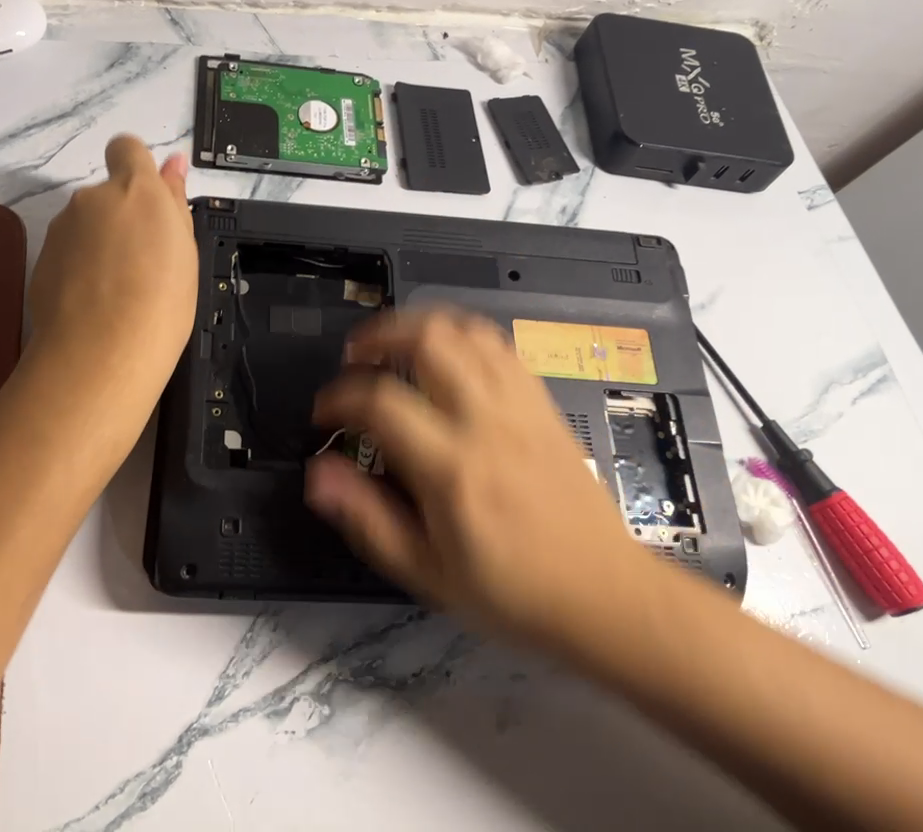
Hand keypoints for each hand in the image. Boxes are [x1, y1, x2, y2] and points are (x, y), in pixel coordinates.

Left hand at [27, 136, 196, 392]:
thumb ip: (173, 200)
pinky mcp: (41, 261)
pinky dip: (81, 271)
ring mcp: (61, 230)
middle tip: (145, 264)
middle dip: (122, 219)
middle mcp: (92, 199)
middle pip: (107, 196)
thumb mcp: (184, 248)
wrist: (103, 353)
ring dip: (101, 247)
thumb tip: (172, 164)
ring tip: (122, 292)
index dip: (136, 169)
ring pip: (86, 227)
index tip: (149, 202)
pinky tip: (96, 306)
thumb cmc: (162, 301)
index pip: (127, 149)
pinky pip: (68, 255)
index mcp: (134, 189)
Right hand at [306, 308, 658, 653]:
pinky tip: (447, 359)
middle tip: (355, 358)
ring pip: (466, 330)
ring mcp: (521, 408)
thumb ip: (368, 517)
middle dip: (378, 335)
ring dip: (420, 327)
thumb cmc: (511, 592)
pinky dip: (463, 337)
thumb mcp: (426, 572)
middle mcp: (487, 423)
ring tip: (395, 348)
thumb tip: (319, 475)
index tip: (325, 414)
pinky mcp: (544, 405)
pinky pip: (501, 347)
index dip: (338, 397)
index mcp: (452, 469)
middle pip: (427, 340)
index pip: (380, 401)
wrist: (603, 594)